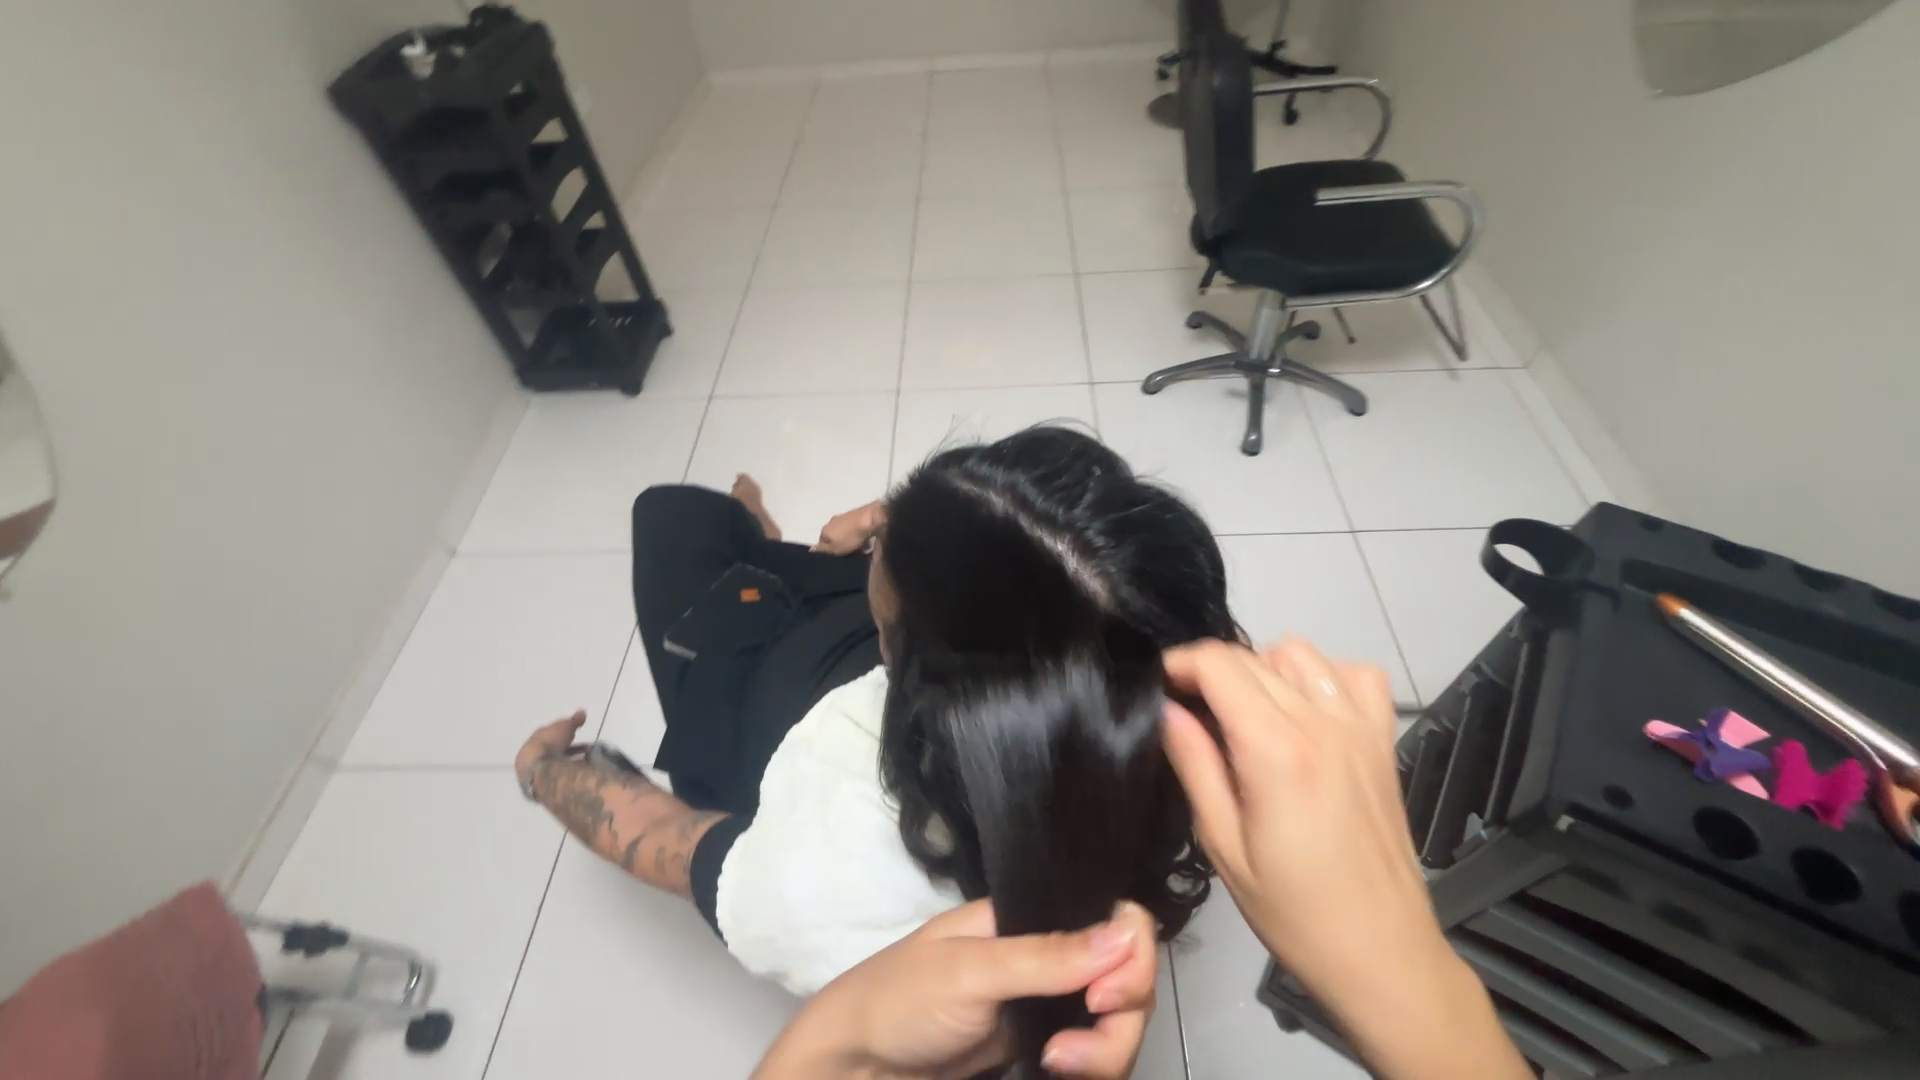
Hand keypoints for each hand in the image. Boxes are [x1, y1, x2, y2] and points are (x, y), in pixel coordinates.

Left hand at [515, 710, 586, 789]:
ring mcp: (533, 776)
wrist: (542, 771)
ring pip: (553, 766)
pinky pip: (558, 777)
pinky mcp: (541, 789)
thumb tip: (582, 711)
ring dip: (568, 762)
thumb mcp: (565, 726)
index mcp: (529, 744)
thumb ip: (573, 720)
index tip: (574, 733)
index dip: (559, 734)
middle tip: (582, 747)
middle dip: (565, 749)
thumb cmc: (550, 744)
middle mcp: (528, 761)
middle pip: (549, 753)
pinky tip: (581, 771)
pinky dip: (569, 773)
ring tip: (586, 759)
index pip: (544, 738)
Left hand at [754, 899, 1156, 1079]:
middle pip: (1126, 976)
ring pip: (1117, 1019)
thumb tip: (1128, 932)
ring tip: (1056, 1062)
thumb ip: (1046, 956)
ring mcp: (1048, 1001)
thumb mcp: (971, 971)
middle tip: (1072, 1050)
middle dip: (1120, 1015)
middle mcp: (1050, 953)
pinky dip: (1092, 1065)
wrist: (858, 1061)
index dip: (1129, 955)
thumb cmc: (903, 996)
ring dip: (1106, 1049)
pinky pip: (1094, 1051)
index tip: (1107, 995)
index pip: (1113, 919)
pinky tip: (1056, 1068)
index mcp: (1032, 916)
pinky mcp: (1043, 1043)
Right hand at [812, 500, 884, 554]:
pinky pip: (855, 530)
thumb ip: (823, 549)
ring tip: (860, 550)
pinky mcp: (857, 516)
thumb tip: (810, 549)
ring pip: (845, 533)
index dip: (829, 551)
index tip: (837, 558)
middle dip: (841, 545)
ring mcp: (845, 517)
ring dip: (851, 541)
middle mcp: (832, 522)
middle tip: (849, 555)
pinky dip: (859, 536)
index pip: (821, 542)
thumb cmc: (851, 536)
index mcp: (825, 529)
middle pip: (834, 537)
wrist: (870, 519)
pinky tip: (866, 542)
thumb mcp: (835, 548)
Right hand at [1160, 640, 1527, 1079]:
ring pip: (1298, 652)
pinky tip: (1304, 710)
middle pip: (1251, 655)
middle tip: (1189, 712)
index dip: (1178, 664)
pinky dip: (1322, 676)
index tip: (1157, 687)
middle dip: (1209, 671)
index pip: (1217, 665)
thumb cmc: (1293, 910)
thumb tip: (1166, 708)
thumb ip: (1193, 764)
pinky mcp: (1383, 740)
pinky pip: (1354, 674)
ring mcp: (1359, 728)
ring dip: (1261, 668)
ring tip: (1245, 712)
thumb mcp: (1222, 845)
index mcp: (1275, 750)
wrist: (1382, 954)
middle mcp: (1321, 724)